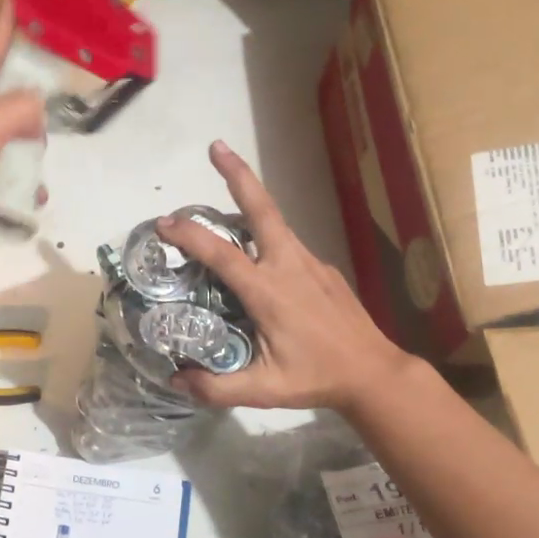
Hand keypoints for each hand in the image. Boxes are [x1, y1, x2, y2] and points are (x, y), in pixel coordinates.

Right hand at [156, 142, 415, 410]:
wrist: (374, 373)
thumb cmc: (316, 378)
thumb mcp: (262, 391)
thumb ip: (214, 387)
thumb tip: (174, 381)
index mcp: (268, 291)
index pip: (221, 254)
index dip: (191, 236)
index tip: (164, 223)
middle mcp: (289, 266)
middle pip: (261, 209)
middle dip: (238, 174)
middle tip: (216, 147)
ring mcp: (311, 264)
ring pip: (275, 224)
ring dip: (249, 204)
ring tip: (221, 207)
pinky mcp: (324, 271)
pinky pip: (289, 246)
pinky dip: (266, 238)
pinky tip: (258, 260)